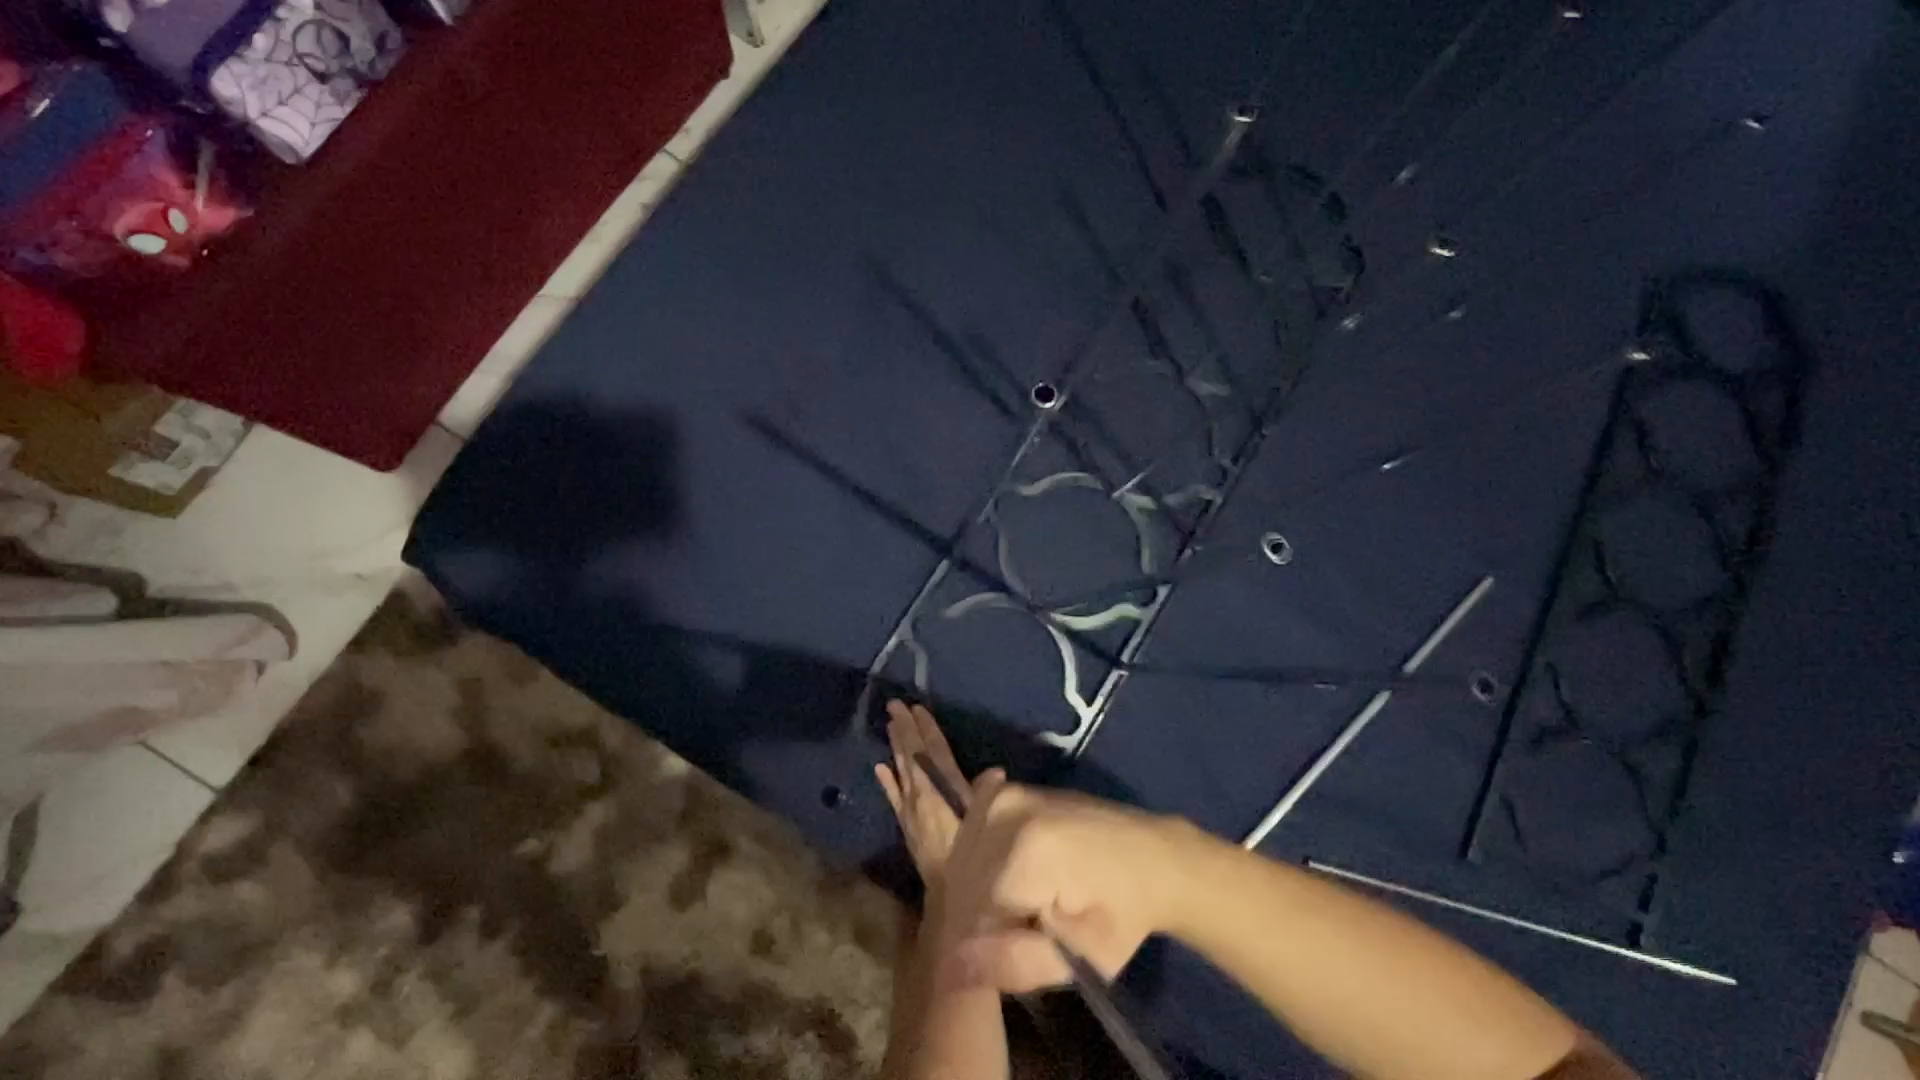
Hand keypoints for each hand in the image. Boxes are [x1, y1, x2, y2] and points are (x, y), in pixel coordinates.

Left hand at [873, 700, 1003, 886]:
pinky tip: (880, 768)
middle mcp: (921, 798)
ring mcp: (911, 812)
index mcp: (940, 793)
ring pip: (901, 772)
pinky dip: (888, 782)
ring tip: (890, 726)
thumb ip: (988, 799)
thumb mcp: (984, 830)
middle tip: (894, 705)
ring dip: (896, 748)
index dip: (925, 730)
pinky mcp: (909, 828)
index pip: (932, 753)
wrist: (950, 903)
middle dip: (905, 730)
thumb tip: (995, 772)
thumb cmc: (971, 864)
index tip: (916, 707)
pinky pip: (894, 798)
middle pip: (912, 757)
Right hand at [936, 772, 1176, 993]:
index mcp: (1025, 853)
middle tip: (1027, 930)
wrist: (1155, 860)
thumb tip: (948, 969)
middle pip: (963, 883)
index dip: (988, 944)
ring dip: (981, 890)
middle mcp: (1006, 812)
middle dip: (983, 916)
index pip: (970, 914)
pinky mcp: (1007, 791)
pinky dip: (983, 862)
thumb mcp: (1078, 958)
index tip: (1021, 952)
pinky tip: (1018, 872)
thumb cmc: (1123, 916)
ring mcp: (1006, 795)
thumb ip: (1012, 963)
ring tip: (1025, 905)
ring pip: (964, 861)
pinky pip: (973, 837)